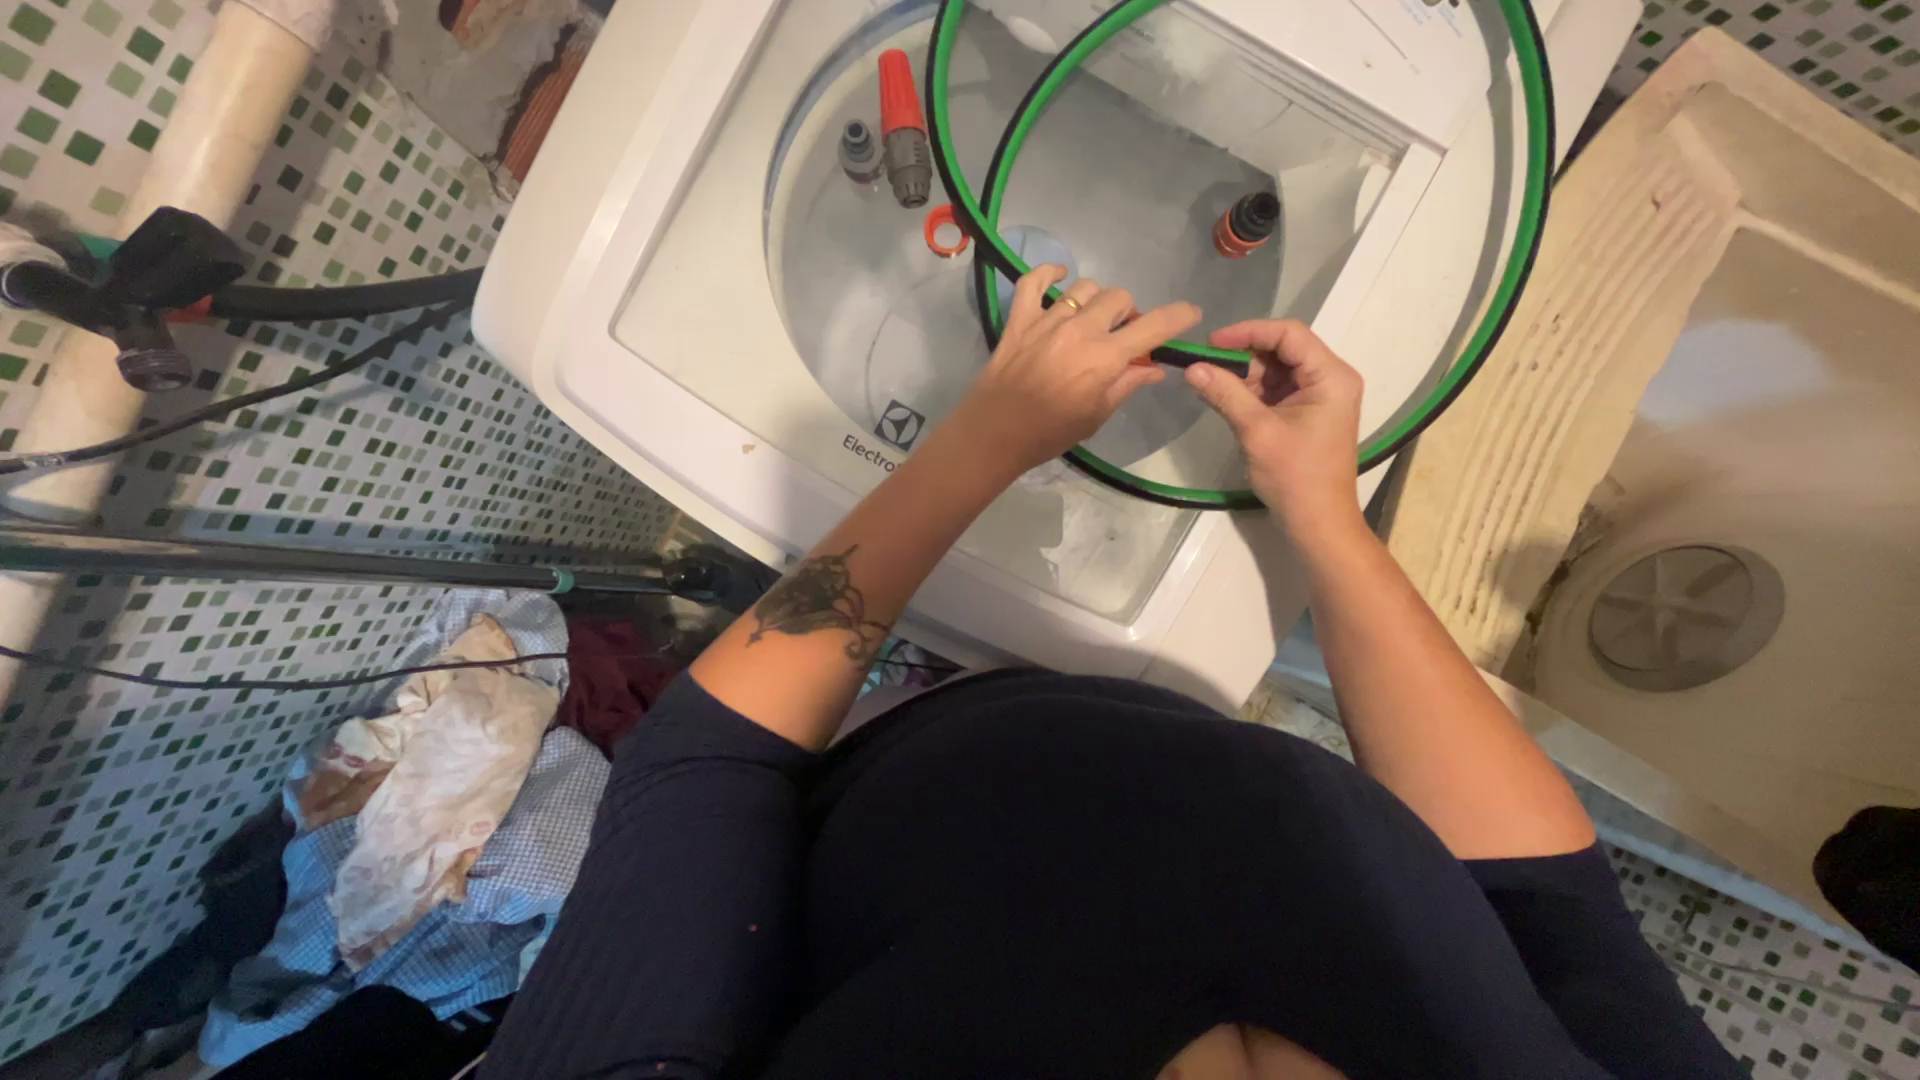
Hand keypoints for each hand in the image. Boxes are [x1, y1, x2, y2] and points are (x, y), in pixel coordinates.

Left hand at [946, 265, 1200, 476]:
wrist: (995, 433)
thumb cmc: (1050, 432)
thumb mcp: (1096, 415)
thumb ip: (1126, 385)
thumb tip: (1153, 368)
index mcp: (1106, 357)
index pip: (1154, 326)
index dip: (1178, 317)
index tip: (1190, 313)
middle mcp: (1081, 330)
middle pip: (1119, 298)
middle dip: (1128, 313)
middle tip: (1121, 334)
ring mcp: (1048, 320)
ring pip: (1085, 287)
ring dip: (1096, 299)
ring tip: (1092, 318)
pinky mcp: (1020, 319)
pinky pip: (1034, 281)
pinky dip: (1048, 273)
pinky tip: (1059, 275)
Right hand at [1184, 319, 1363, 531]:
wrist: (1317, 521)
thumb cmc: (1294, 475)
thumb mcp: (1256, 431)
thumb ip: (1225, 394)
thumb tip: (1192, 369)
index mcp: (1330, 376)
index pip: (1289, 334)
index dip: (1248, 332)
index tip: (1211, 343)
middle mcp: (1329, 379)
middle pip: (1282, 350)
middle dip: (1242, 355)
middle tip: (1205, 365)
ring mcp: (1318, 397)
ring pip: (1275, 370)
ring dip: (1243, 375)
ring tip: (1208, 383)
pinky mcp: (1304, 413)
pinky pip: (1274, 391)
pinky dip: (1249, 392)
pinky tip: (1222, 397)